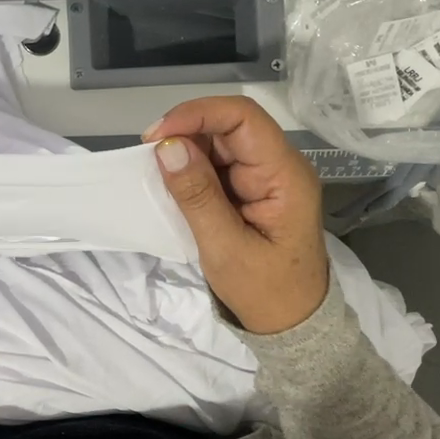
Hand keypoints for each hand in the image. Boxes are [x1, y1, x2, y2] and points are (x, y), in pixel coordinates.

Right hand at [146, 97, 328, 333]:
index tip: (156, 136)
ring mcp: (266, 176)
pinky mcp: (252, 188)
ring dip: (185, 149)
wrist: (292, 324)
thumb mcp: (225, 248)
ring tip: (155, 171)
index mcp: (284, 175)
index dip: (197, 114)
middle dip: (185, 132)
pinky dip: (190, 167)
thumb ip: (197, 195)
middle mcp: (279, 165)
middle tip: (147, 156)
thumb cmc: (264, 291)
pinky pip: (218, 162)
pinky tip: (172, 182)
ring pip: (221, 141)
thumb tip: (167, 148)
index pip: (243, 118)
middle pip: (230, 124)